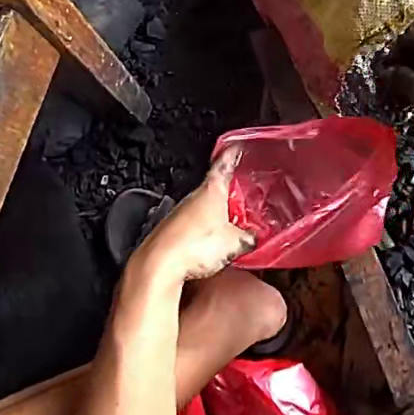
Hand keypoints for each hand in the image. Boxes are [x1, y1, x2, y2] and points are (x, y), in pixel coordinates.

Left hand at [129, 148, 254, 281]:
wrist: (159, 267)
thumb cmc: (192, 245)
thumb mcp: (237, 242)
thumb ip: (249, 237)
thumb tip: (254, 238)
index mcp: (211, 190)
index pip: (224, 163)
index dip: (233, 155)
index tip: (237, 147)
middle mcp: (193, 198)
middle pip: (214, 187)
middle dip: (228, 191)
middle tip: (243, 194)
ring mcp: (179, 214)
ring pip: (202, 208)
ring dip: (215, 213)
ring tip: (230, 226)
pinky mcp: (171, 232)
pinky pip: (192, 226)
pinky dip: (202, 231)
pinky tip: (210, 245)